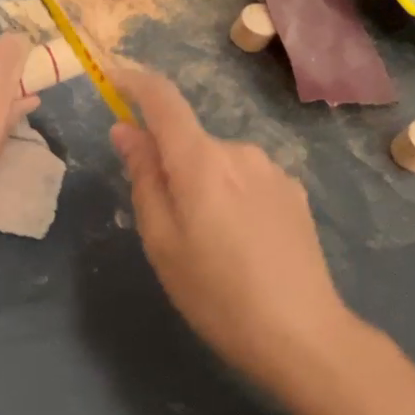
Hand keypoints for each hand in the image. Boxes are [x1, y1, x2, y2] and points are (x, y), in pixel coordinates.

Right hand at [109, 67, 357, 381]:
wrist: (303, 336)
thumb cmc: (215, 292)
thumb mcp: (160, 239)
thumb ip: (142, 177)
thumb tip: (126, 131)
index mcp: (200, 161)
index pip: (163, 99)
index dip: (134, 82)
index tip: (111, 79)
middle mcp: (239, 152)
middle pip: (187, 140)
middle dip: (166, 163)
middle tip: (160, 222)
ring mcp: (273, 171)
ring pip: (216, 162)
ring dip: (199, 183)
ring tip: (204, 242)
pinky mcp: (294, 193)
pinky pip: (244, 179)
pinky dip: (227, 196)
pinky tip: (238, 243)